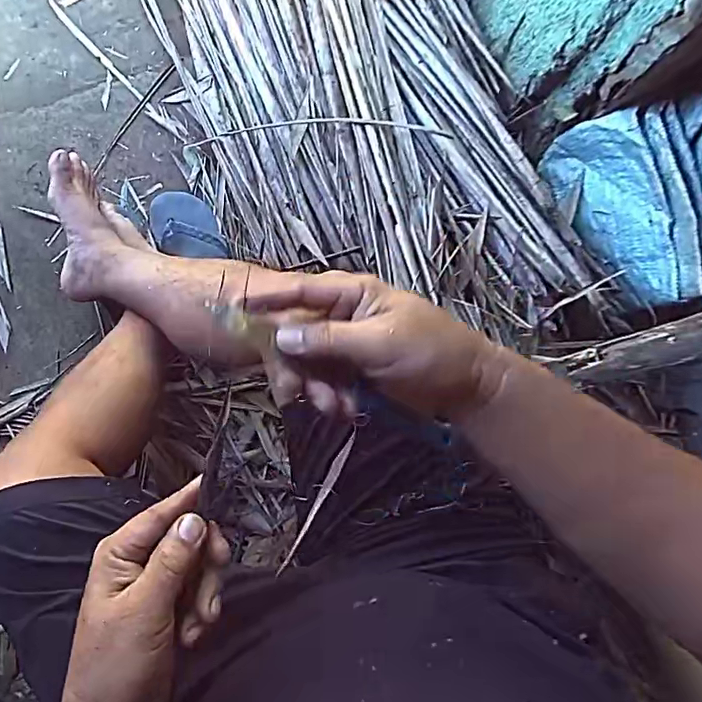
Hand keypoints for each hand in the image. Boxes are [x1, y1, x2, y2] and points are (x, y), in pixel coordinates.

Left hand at [57, 479, 230, 701]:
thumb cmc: (112, 667)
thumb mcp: (144, 609)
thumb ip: (171, 562)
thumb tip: (193, 520)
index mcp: (120, 553)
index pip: (160, 514)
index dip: (190, 500)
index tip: (217, 485)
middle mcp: (138, 562)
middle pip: (189, 538)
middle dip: (205, 565)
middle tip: (208, 591)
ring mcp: (155, 584)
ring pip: (200, 565)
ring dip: (205, 595)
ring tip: (194, 624)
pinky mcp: (170, 605)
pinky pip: (200, 590)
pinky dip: (202, 610)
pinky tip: (191, 633)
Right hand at [246, 271, 505, 420]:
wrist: (466, 387)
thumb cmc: (429, 350)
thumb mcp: (378, 342)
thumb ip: (328, 338)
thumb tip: (281, 334)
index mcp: (352, 293)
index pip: (301, 291)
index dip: (268, 298)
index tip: (236, 305)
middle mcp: (342, 314)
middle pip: (298, 331)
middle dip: (296, 364)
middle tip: (294, 391)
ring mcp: (345, 343)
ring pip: (309, 362)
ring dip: (315, 386)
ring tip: (335, 408)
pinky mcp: (349, 369)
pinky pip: (324, 379)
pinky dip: (328, 396)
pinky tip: (343, 411)